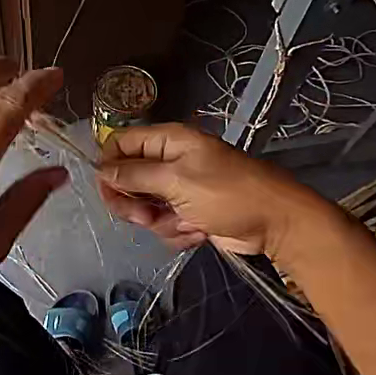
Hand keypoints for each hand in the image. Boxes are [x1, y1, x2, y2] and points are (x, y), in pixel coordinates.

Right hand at [96, 123, 325, 256]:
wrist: (274, 223)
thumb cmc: (228, 193)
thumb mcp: (177, 180)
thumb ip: (135, 175)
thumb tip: (101, 170)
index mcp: (168, 141)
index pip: (120, 144)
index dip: (110, 167)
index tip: (111, 192)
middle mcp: (170, 162)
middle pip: (128, 180)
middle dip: (134, 203)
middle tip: (146, 216)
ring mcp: (180, 190)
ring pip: (145, 208)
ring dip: (161, 222)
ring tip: (187, 223)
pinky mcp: (190, 214)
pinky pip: (165, 225)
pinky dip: (179, 233)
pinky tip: (199, 232)